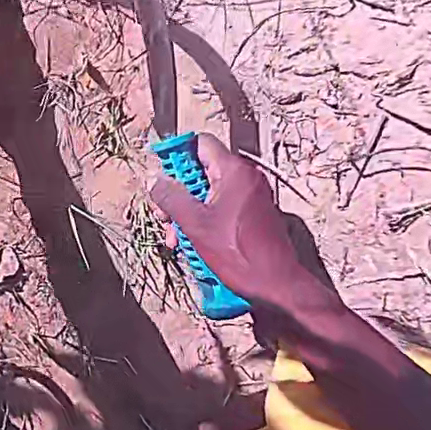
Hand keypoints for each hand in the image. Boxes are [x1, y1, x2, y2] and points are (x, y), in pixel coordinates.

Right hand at [147, 134, 339, 320]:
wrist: (277, 286)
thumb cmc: (237, 252)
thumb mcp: (194, 223)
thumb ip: (170, 196)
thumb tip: (153, 179)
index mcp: (233, 171)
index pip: (200, 143)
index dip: (176, 155)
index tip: (161, 175)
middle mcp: (246, 177)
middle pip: (201, 169)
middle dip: (177, 191)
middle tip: (163, 215)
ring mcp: (251, 196)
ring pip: (207, 191)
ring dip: (187, 210)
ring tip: (175, 236)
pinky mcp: (253, 214)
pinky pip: (220, 206)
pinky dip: (203, 219)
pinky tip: (192, 242)